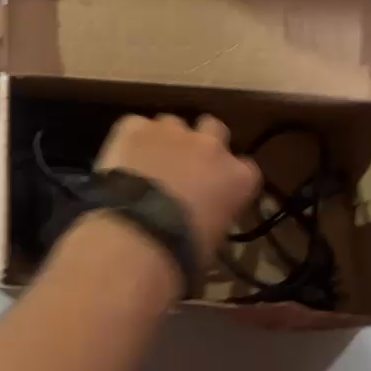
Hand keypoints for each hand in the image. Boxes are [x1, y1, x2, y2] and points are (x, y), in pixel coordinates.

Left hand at [93, 113, 262, 265]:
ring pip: (171, 122)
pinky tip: (124, 156)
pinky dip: (132, 138)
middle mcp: (209, 144)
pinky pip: (135, 125)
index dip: (230, 174)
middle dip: (202, 141)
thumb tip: (202, 215)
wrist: (137, 228)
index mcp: (238, 176)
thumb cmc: (184, 247)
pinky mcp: (134, 125)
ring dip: (165, 138)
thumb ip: (215, 212)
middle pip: (212, 128)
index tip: (218, 186)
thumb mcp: (214, 237)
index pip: (247, 168)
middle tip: (186, 163)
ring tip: (148, 160)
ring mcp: (171, 130)